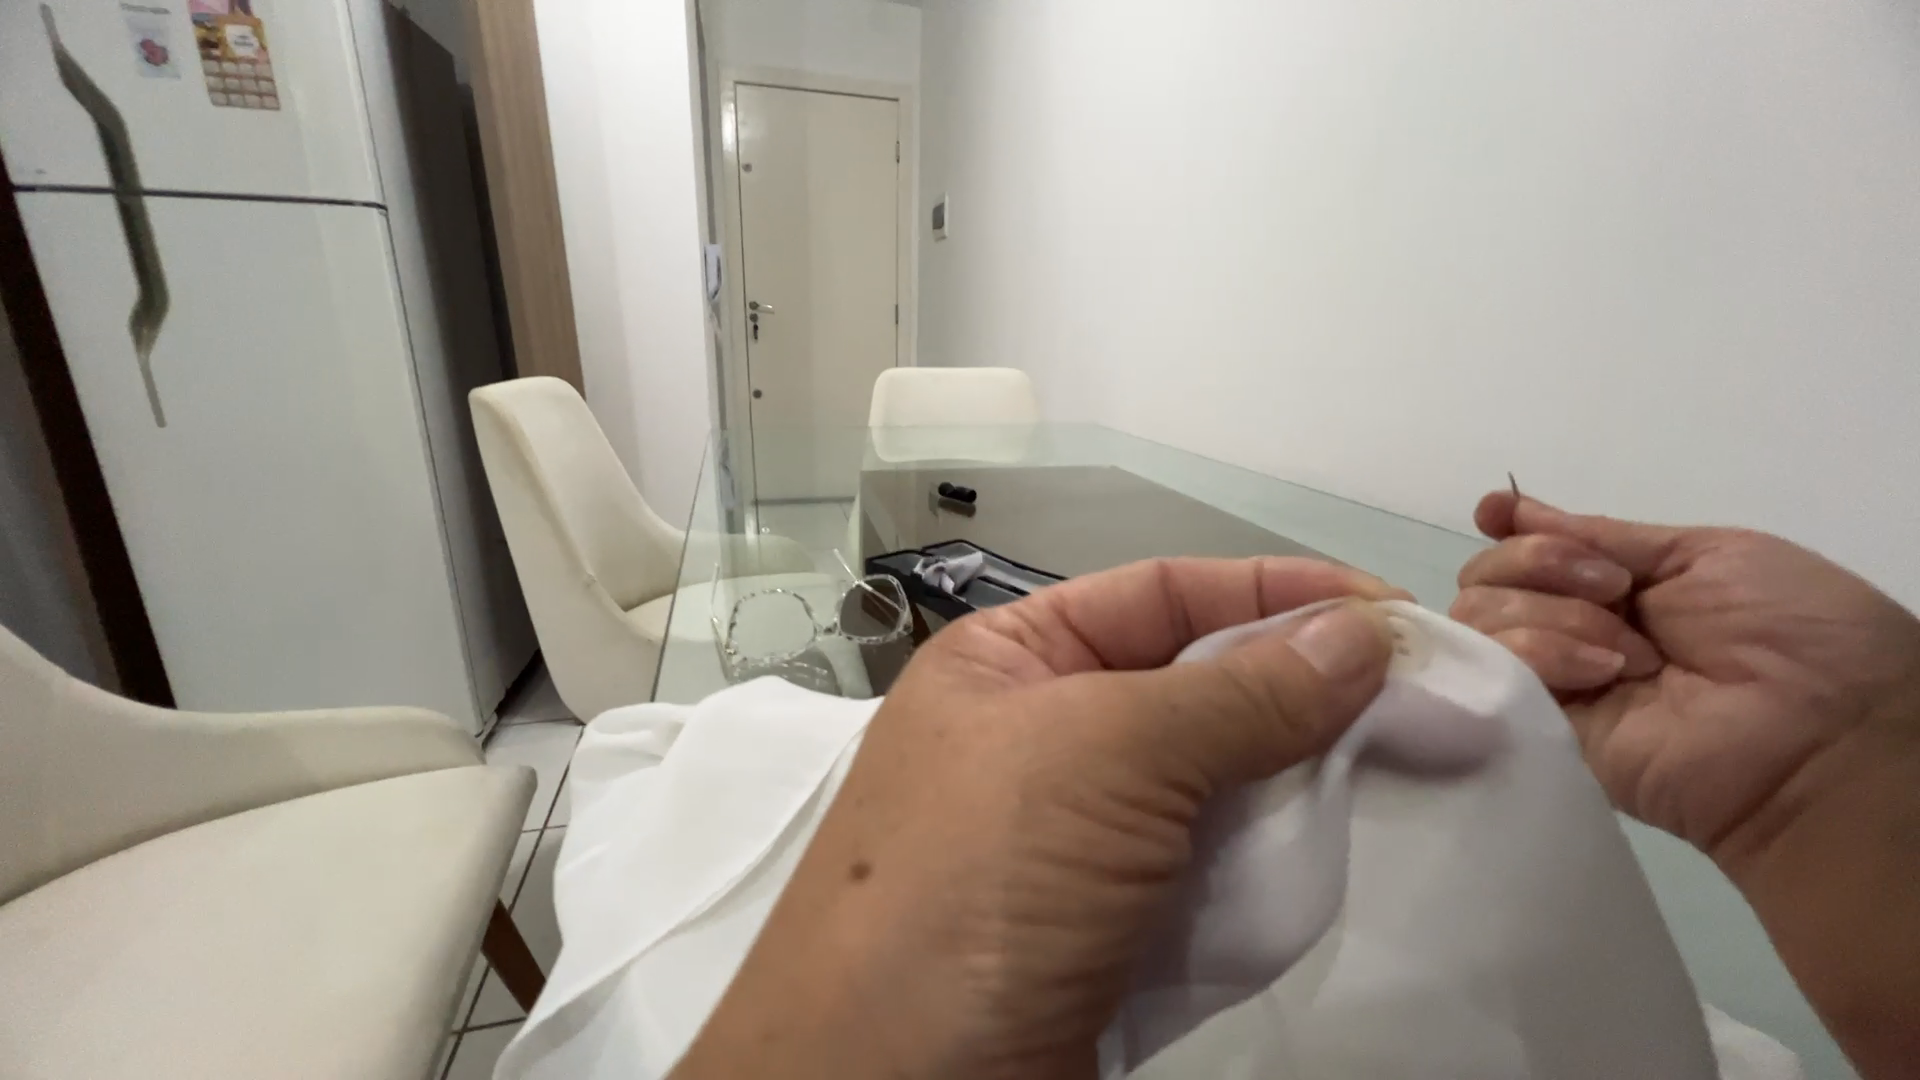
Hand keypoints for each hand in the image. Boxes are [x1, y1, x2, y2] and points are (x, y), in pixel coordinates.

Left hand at [673, 558, 1403, 1079]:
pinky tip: (1335, 838)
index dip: (1271, 590)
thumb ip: (1239, 693)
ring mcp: (1076, 825)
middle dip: (1301, 684)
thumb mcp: (1104, 753)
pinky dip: (1273, 851)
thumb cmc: (981, 877)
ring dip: (1297, 771)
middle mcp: (1040, 727)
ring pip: (1212, 772)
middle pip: (1193, 681)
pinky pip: (1211, 858)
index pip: (1158, 592)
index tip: (1390, 610)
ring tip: (1405, 758)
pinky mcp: (1110, 912)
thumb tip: (1360, 634)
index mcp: (1011, 658)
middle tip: (1427, 694)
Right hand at [1451, 492, 1919, 860]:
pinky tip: (1602, 673)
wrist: (1821, 739)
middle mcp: (1560, 622)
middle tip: (1613, 589)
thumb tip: (1508, 508)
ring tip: (1629, 654)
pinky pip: (1495, 660)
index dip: (1502, 523)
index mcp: (1605, 583)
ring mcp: (1542, 671)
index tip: (1494, 510)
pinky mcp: (1529, 713)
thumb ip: (1600, 535)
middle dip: (1536, 563)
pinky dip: (1542, 652)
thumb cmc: (1791, 636)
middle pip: (1484, 575)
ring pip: (1477, 612)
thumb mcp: (1707, 555)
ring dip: (1553, 614)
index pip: (1519, 545)